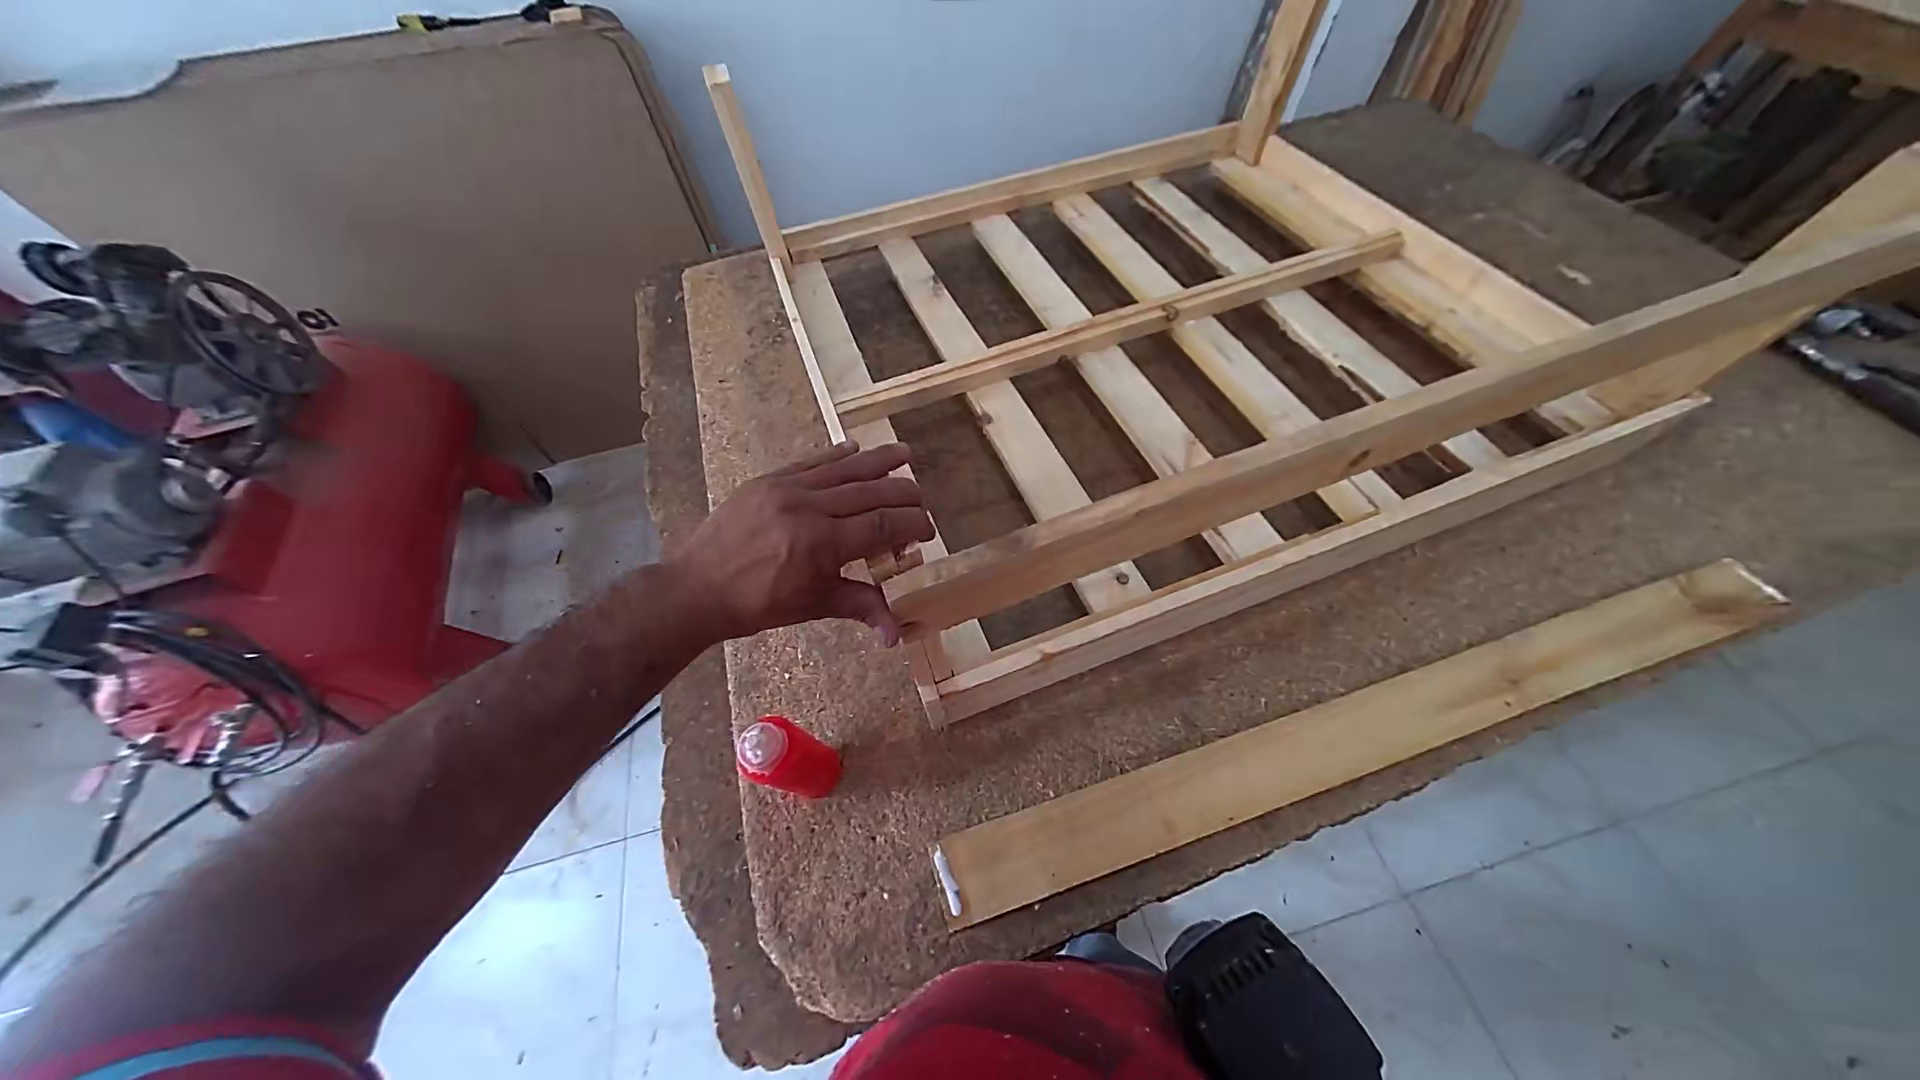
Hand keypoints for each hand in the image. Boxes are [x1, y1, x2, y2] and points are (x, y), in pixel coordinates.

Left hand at [664, 442, 933, 647]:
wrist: (697, 587)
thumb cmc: (758, 604)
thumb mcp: (813, 606)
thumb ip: (860, 606)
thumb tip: (898, 634)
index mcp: (822, 544)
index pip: (883, 526)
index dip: (912, 525)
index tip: (927, 530)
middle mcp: (809, 509)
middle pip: (871, 492)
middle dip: (904, 494)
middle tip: (922, 499)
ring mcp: (787, 489)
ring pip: (844, 469)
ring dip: (880, 461)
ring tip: (906, 452)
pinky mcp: (768, 480)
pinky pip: (811, 462)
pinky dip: (836, 455)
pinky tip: (856, 448)